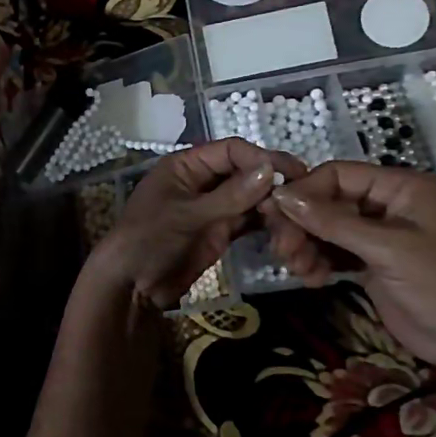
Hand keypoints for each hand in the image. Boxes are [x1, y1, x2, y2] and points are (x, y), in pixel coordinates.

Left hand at [89, 139, 306, 309]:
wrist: (131, 286)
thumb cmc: (149, 240)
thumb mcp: (188, 215)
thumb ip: (230, 195)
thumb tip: (270, 170)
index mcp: (185, 166)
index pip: (230, 150)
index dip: (259, 158)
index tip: (290, 173)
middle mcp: (201, 181)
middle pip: (245, 173)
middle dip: (272, 184)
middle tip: (304, 198)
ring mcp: (212, 207)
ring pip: (252, 198)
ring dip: (274, 208)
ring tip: (297, 222)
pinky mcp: (219, 231)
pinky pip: (249, 221)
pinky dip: (268, 225)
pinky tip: (287, 233)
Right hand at [261, 160, 435, 376]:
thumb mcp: (388, 249)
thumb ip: (333, 222)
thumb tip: (280, 195)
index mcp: (401, 188)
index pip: (338, 175)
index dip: (304, 192)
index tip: (275, 216)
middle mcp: (388, 206)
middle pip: (327, 202)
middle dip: (301, 224)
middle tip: (282, 249)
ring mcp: (379, 237)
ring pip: (325, 229)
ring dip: (305, 246)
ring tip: (296, 268)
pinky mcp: (372, 264)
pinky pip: (332, 253)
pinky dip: (317, 263)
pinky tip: (311, 280)